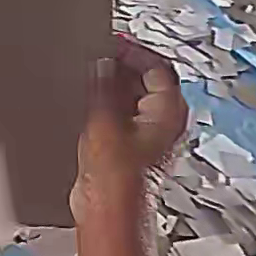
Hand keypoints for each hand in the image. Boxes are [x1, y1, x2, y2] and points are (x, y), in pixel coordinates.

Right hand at [71, 37, 186, 224]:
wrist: (109, 211)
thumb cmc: (120, 178)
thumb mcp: (105, 120)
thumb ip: (103, 87)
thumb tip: (101, 66)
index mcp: (170, 111)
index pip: (157, 67)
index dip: (133, 51)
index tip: (111, 43)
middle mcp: (163, 122)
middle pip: (146, 81)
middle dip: (121, 67)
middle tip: (96, 57)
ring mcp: (145, 135)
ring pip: (131, 98)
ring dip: (111, 86)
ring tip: (88, 77)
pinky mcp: (126, 147)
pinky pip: (117, 115)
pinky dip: (104, 104)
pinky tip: (85, 103)